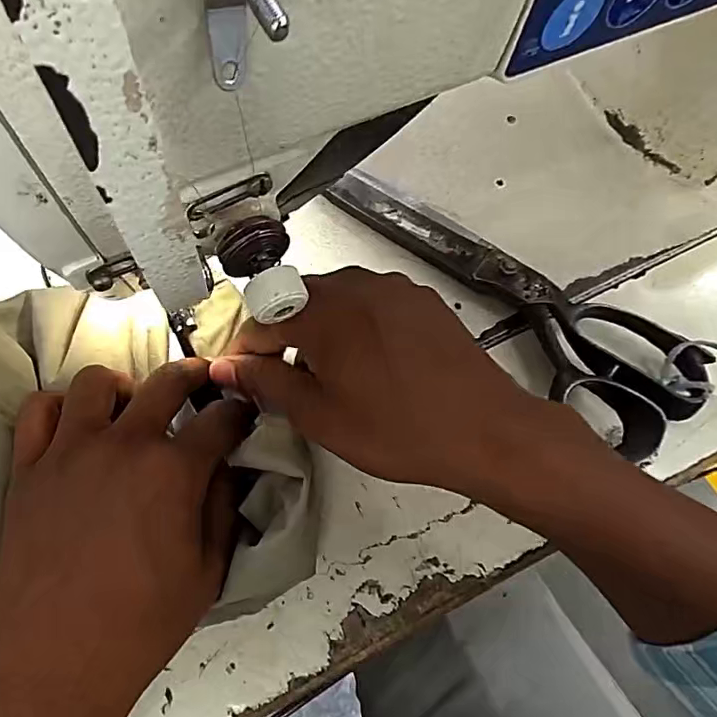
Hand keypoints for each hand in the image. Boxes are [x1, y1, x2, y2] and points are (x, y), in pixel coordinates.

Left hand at [0, 361, 252, 716]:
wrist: (56, 659)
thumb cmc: (143, 623)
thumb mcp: (209, 572)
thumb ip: (222, 510)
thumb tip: (226, 470)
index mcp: (175, 471)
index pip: (221, 419)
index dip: (239, 413)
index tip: (242, 417)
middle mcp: (124, 445)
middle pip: (167, 382)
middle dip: (194, 376)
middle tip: (201, 386)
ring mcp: (69, 451)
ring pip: (96, 381)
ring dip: (124, 387)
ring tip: (131, 409)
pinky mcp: (26, 468)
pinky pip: (38, 410)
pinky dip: (61, 407)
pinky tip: (76, 427)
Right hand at [209, 268, 603, 499]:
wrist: (484, 429)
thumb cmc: (405, 429)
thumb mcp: (321, 415)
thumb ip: (268, 382)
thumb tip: (232, 366)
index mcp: (323, 312)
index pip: (260, 319)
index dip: (244, 351)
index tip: (241, 375)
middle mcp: (357, 287)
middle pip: (297, 301)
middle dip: (280, 337)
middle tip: (279, 379)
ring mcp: (393, 290)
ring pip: (335, 300)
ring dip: (318, 331)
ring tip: (326, 377)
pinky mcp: (420, 301)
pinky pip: (371, 305)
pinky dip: (355, 328)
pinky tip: (366, 365)